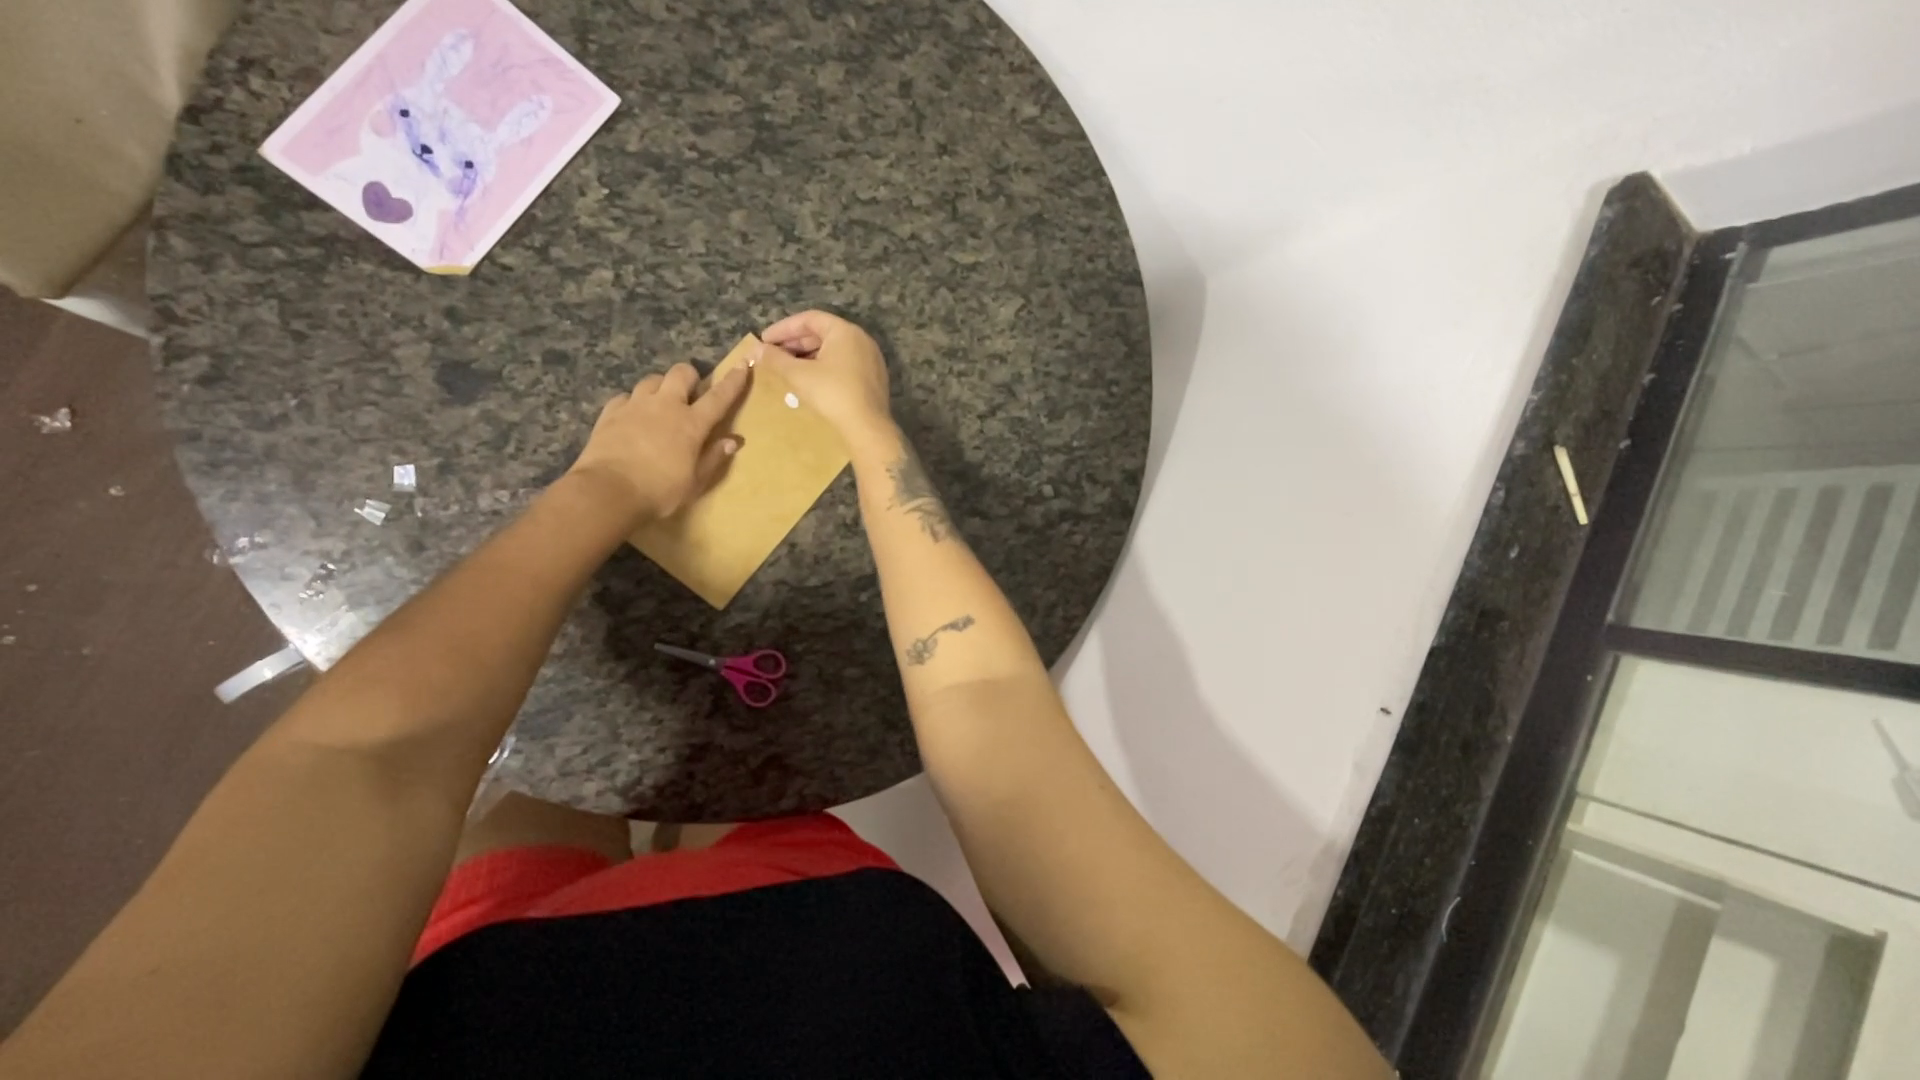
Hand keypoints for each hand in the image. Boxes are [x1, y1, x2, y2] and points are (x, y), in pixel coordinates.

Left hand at [569, 362, 749, 522]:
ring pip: (652, 380)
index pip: (718, 396)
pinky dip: (633, 403)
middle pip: (680, 373)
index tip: (743, 364)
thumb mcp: (694, 482)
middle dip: (689, 377)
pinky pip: (625, 397)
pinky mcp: (610, 412)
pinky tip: (632, 418)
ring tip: (659, 405)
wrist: (608, 491)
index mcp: (691, 423)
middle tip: (690, 394)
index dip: (733, 380)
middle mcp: (665, 406)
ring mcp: (635, 406)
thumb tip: (733, 441)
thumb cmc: (659, 491)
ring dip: (660, 388)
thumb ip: (713, 458)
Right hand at [759, 311, 893, 448]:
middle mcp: (861, 339)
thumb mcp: (798, 375)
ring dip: (808, 356)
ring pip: (833, 349)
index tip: (764, 340)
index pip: (809, 319)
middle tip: (773, 354)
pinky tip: (810, 379)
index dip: (784, 328)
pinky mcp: (873, 377)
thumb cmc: (832, 394)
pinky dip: (824, 366)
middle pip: (822, 333)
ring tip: (788, 367)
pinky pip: (844, 363)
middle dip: (795, 342)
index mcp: (844, 331)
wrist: (867, 427)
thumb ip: (775, 359)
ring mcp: (870, 358)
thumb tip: (755, 349)